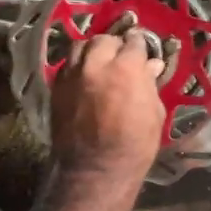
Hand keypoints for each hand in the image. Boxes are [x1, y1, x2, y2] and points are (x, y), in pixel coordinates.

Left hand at [48, 30, 166, 183]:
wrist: (96, 170)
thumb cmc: (135, 145)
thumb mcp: (154, 113)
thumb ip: (150, 84)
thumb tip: (152, 66)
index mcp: (126, 68)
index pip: (134, 42)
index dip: (140, 45)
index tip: (142, 52)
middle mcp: (97, 64)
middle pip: (104, 40)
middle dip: (114, 45)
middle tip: (120, 57)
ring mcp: (73, 75)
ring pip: (80, 47)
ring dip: (92, 51)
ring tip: (98, 62)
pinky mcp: (56, 89)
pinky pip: (66, 66)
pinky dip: (76, 66)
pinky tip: (83, 77)